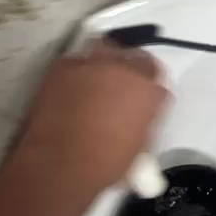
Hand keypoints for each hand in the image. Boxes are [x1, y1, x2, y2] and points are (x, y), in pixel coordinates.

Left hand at [6, 41, 167, 206]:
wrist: (59, 167)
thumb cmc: (103, 164)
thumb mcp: (139, 144)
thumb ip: (144, 119)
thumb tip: (140, 114)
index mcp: (147, 90)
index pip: (157, 73)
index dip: (151, 83)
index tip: (146, 93)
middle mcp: (122, 70)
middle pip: (133, 56)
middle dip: (132, 67)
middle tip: (125, 83)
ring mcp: (91, 65)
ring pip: (105, 49)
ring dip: (106, 60)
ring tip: (100, 77)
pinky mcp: (62, 68)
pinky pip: (75, 61)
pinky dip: (78, 70)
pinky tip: (74, 86)